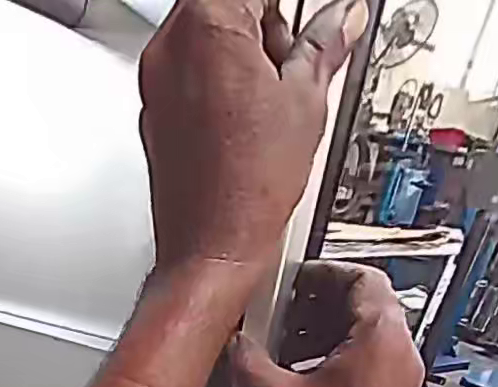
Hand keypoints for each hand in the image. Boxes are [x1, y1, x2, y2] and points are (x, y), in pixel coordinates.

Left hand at [139, 0, 368, 270]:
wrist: (212, 250)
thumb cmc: (247, 192)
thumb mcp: (306, 106)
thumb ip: (324, 46)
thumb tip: (343, 18)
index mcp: (209, 21)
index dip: (292, 6)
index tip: (309, 14)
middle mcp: (171, 45)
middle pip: (226, 3)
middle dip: (266, 22)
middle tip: (294, 62)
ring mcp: (156, 81)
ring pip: (206, 36)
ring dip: (242, 53)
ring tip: (270, 106)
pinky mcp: (154, 112)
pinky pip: (190, 75)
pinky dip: (218, 84)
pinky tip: (245, 124)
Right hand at [231, 261, 422, 386]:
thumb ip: (249, 358)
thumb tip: (238, 343)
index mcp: (380, 342)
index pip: (363, 278)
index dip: (325, 273)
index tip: (301, 280)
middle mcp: (401, 355)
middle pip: (368, 303)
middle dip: (324, 303)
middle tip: (291, 311)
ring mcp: (403, 379)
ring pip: (372, 331)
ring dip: (332, 329)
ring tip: (295, 344)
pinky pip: (375, 359)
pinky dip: (345, 354)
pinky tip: (310, 373)